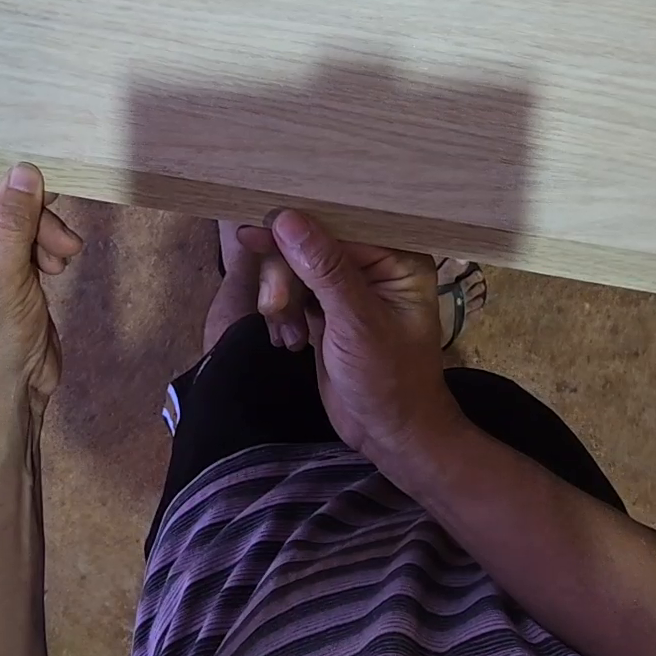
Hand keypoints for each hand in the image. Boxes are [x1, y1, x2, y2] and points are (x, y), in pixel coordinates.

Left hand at [0, 164, 84, 426]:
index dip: (2, 189)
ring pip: (20, 221)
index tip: (43, 191)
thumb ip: (13, 224)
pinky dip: (49, 248)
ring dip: (47, 234)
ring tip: (63, 258)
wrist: (10, 401)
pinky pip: (31, 241)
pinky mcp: (11, 273)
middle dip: (33, 218)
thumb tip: (24, 170)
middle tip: (62, 237)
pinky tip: (59, 267)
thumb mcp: (3, 282)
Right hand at [246, 211, 462, 462]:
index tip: (258, 235)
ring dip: (281, 299)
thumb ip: (323, 269)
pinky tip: (288, 339)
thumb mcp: (356, 322)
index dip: (297, 228)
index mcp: (396, 256)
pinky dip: (282, 312)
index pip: (339, 224)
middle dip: (286, 276)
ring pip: (293, 266)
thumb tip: (286, 218)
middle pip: (308, 242)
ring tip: (287, 335)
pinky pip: (290, 289)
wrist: (388, 437)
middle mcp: (373, 262)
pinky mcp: (326, 305)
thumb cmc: (388, 380)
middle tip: (274, 307)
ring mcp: (346, 284)